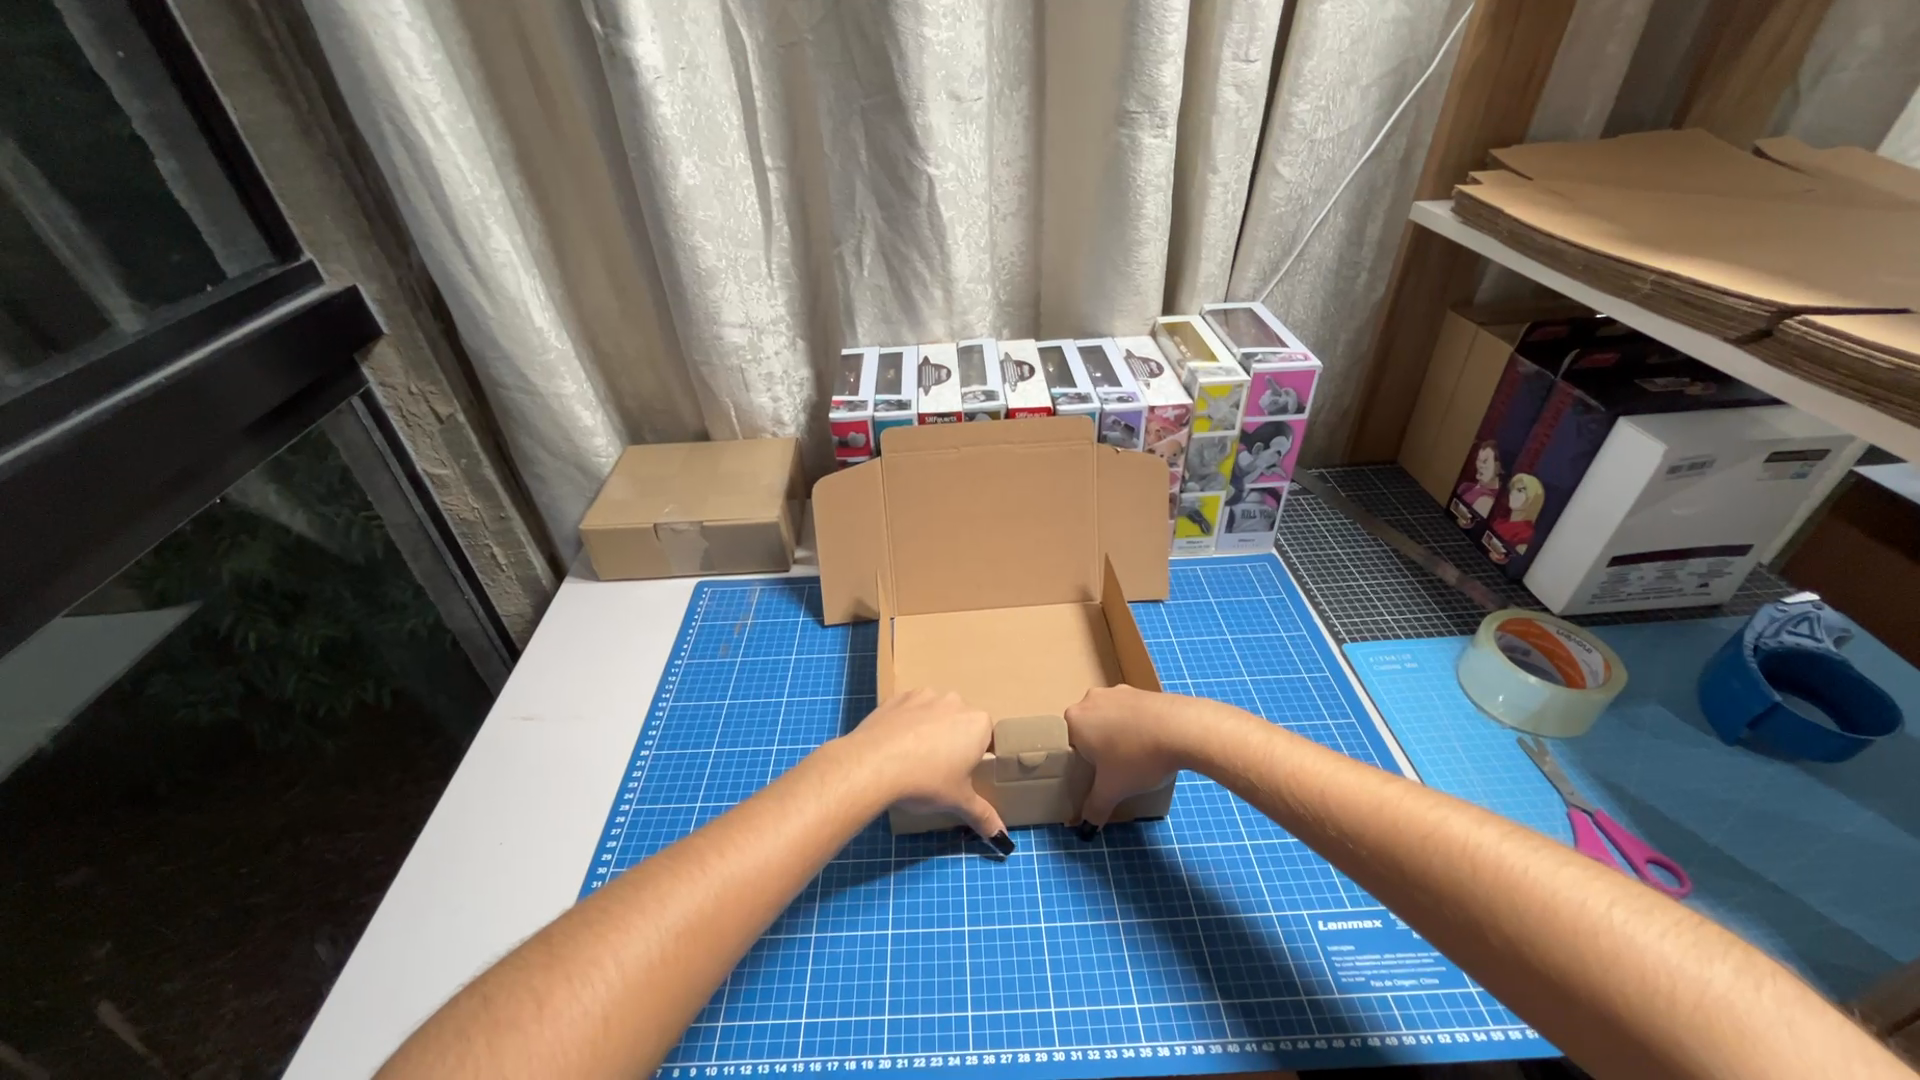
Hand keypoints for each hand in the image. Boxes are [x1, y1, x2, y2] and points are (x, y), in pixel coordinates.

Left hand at [839, 689, 1007, 845]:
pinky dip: (906, 724)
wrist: (873, 764)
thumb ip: (984, 816)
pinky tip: (895, 746)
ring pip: (934, 714)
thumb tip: (1003, 839)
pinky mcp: (898, 697)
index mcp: (978, 723)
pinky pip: (909, 710)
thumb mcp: (958, 802)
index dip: (975, 759)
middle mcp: (955, 702)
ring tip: (913, 759)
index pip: (987, 740)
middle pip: (960, 724)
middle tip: (937, 771)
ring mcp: (925, 695)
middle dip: (953, 743)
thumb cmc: (926, 781)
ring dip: (929, 730)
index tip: (961, 775)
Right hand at [1064, 686, 1196, 827]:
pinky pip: (1132, 713)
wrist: (1184, 729)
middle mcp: (1091, 699)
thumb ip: (1095, 807)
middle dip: (1099, 749)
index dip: (1080, 764)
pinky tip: (1153, 745)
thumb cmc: (1137, 757)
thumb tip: (1088, 824)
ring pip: (1111, 720)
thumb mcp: (1113, 790)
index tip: (1096, 777)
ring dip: (1120, 737)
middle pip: (1089, 730)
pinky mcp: (1143, 691)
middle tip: (1114, 770)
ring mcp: (1119, 691)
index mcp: (1074, 719)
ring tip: (1137, 759)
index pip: (1068, 744)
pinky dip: (1138, 727)